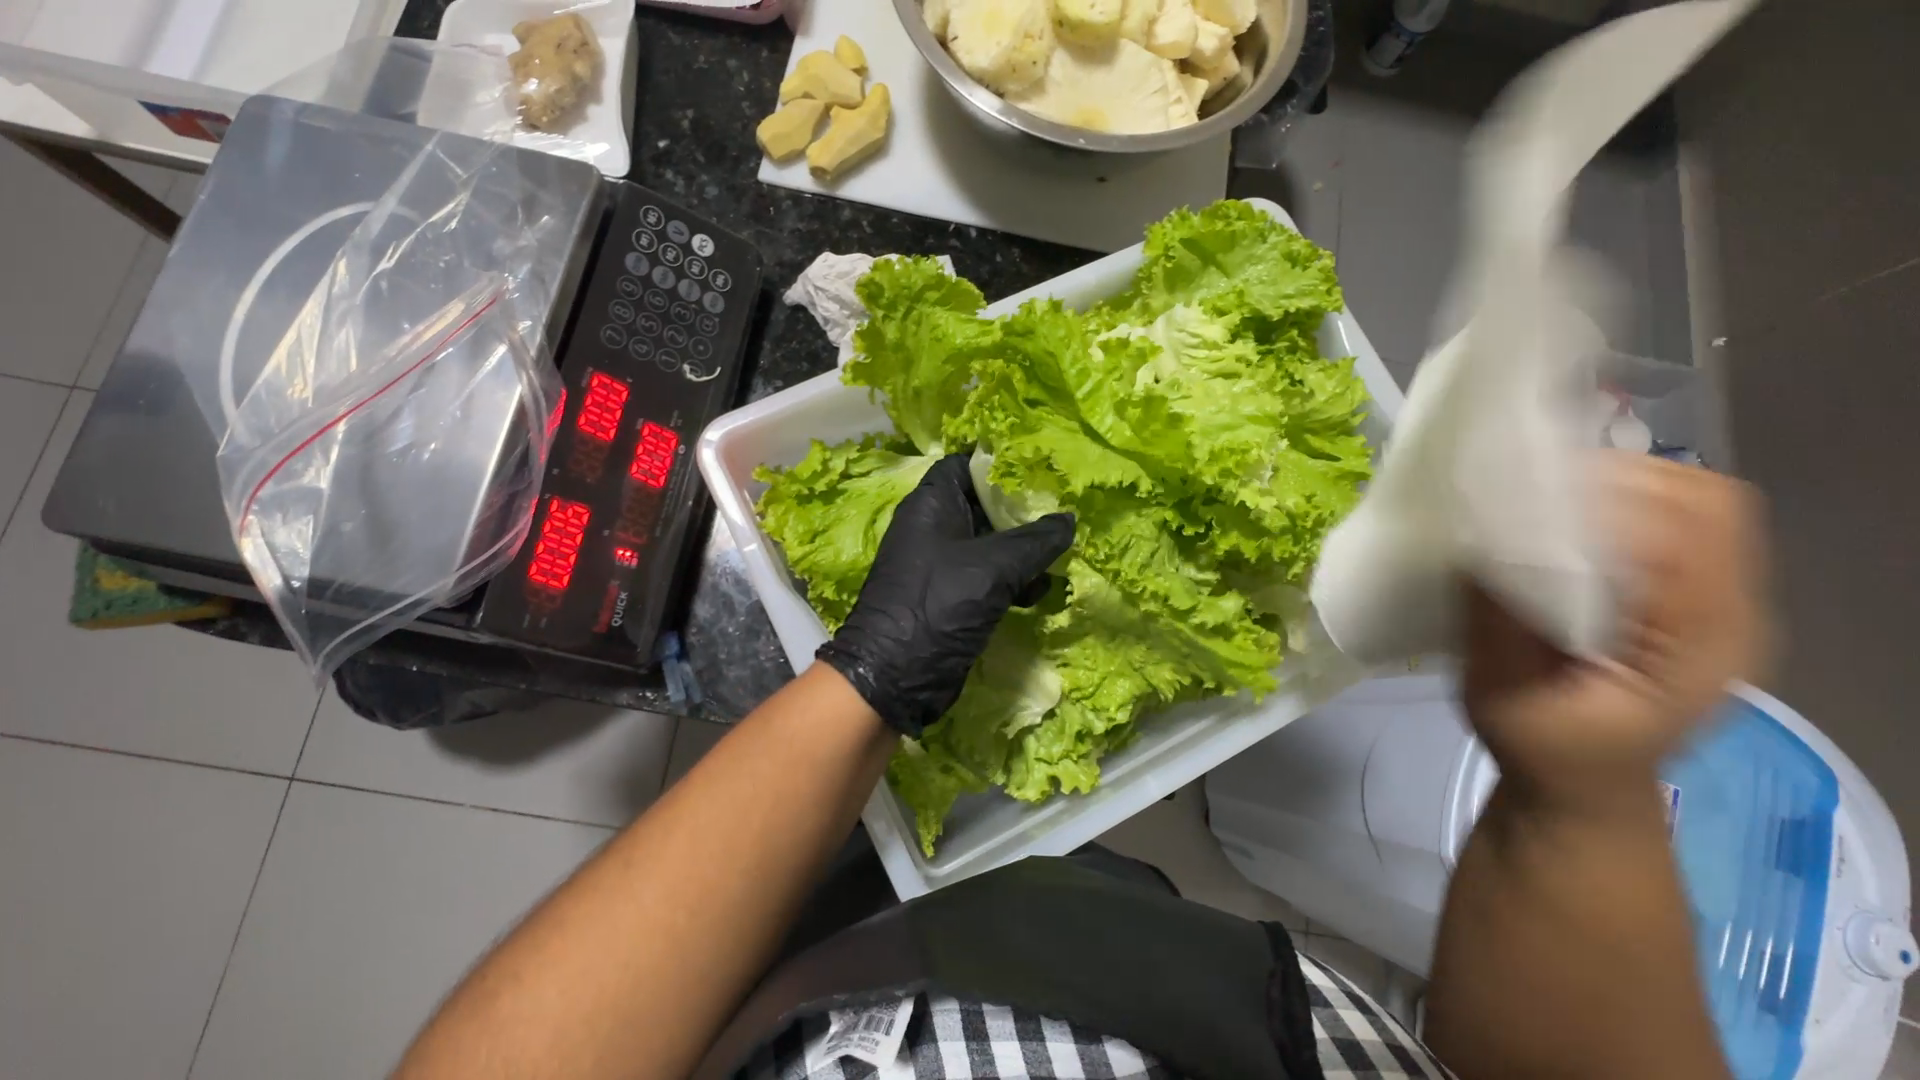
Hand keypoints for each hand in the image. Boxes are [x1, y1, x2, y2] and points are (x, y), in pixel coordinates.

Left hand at [816, 454, 1074, 737]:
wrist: (893, 676)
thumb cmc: (937, 606)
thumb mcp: (992, 568)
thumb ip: (1034, 541)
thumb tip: (1069, 519)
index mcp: (932, 504)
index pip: (966, 463)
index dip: (1002, 462)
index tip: (1042, 467)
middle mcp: (934, 527)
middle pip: (983, 503)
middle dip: (1022, 509)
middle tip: (1064, 511)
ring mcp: (941, 564)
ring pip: (990, 543)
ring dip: (1023, 549)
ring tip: (1060, 556)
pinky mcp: (952, 597)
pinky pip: (988, 576)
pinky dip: (1013, 580)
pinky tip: (1040, 592)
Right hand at [1462, 455, 1768, 815]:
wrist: (1585, 784)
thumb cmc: (1543, 749)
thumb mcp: (1504, 696)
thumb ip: (1500, 623)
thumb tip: (1483, 540)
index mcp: (1697, 648)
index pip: (1684, 537)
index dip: (1611, 504)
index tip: (1532, 498)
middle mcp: (1732, 615)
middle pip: (1707, 503)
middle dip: (1621, 481)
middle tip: (1538, 490)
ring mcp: (1725, 601)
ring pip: (1700, 500)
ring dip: (1625, 485)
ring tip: (1552, 497)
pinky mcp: (1701, 593)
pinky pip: (1684, 519)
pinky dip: (1628, 501)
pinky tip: (1572, 520)